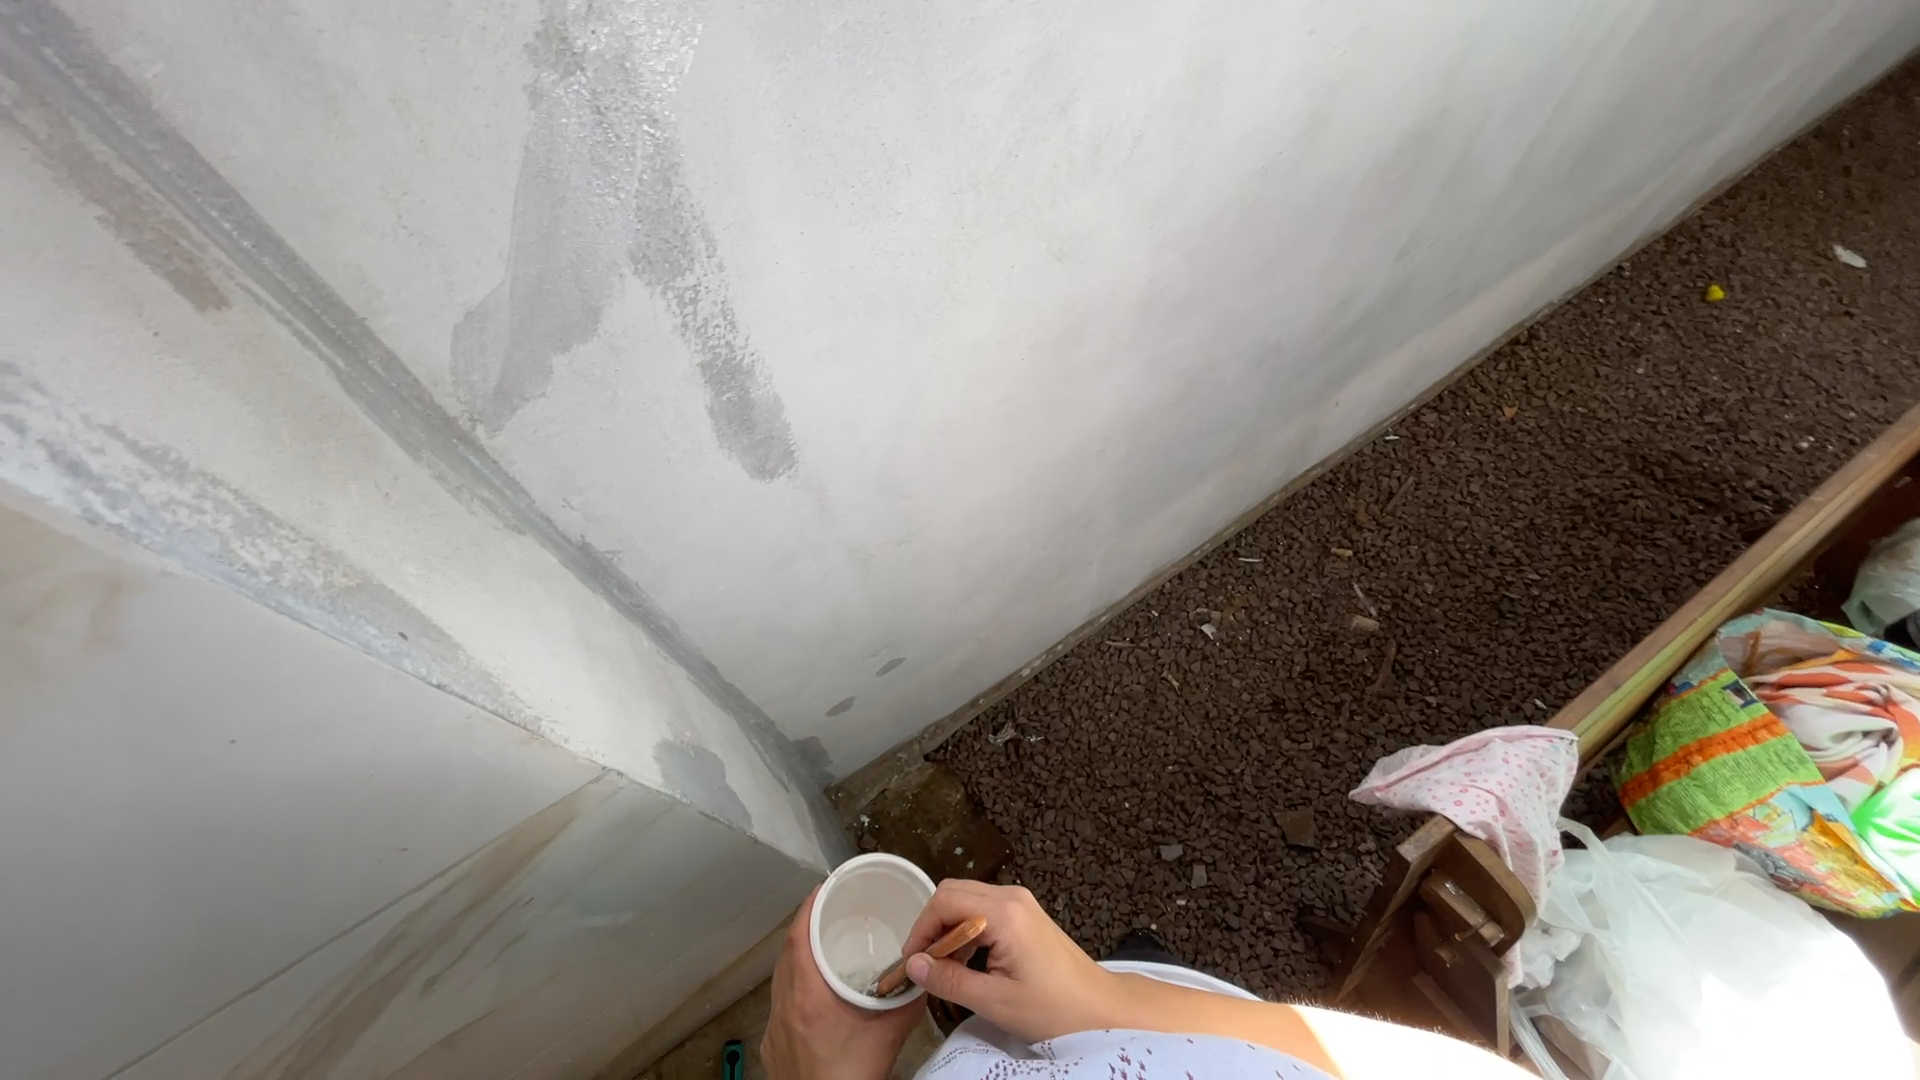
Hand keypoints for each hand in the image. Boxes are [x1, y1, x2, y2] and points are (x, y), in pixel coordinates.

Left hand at [762, 886, 923, 1079]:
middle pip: (785, 955)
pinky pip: (779, 1002)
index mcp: (807, 998)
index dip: (806, 909)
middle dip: (804, 927)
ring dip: (797, 956)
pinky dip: (793, 984)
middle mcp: (784, 1008)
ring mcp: (774, 1028)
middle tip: (826, 910)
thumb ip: (908, 995)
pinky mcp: (772, 1046)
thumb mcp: (890, 1033)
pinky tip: (812, 990)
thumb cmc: (855, 1074)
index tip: (822, 889)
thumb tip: (925, 967)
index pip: (797, 940)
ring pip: (780, 978)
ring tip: (820, 943)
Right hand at [900, 879, 1120, 1042]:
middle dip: (931, 925)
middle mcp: (1010, 896)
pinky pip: (983, 908)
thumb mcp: (995, 1001)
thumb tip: (914, 966)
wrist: (1099, 1008)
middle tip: (923, 963)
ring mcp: (1019, 901)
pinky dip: (966, 928)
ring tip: (941, 967)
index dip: (921, 930)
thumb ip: (950, 980)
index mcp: (1003, 913)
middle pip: (953, 893)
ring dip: (948, 927)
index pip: (945, 902)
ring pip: (967, 898)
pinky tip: (964, 961)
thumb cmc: (1051, 1008)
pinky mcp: (1024, 912)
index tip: (911, 963)